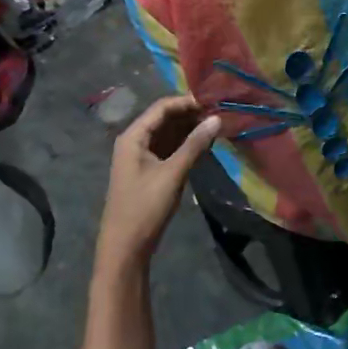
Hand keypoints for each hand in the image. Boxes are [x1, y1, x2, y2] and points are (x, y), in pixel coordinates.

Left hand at [97, 96, 220, 271]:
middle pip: (165, 118)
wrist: (126, 247)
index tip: (215, 101)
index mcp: (133, 137)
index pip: (162, 107)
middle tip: (221, 113)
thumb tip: (217, 119)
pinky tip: (205, 144)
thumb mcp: (172, 174)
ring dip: (190, 129)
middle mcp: (135, 141)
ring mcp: (141, 156)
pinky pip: (169, 148)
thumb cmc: (145, 207)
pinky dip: (186, 144)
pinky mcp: (149, 170)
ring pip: (169, 134)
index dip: (187, 101)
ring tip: (218, 126)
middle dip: (191, 114)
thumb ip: (194, 145)